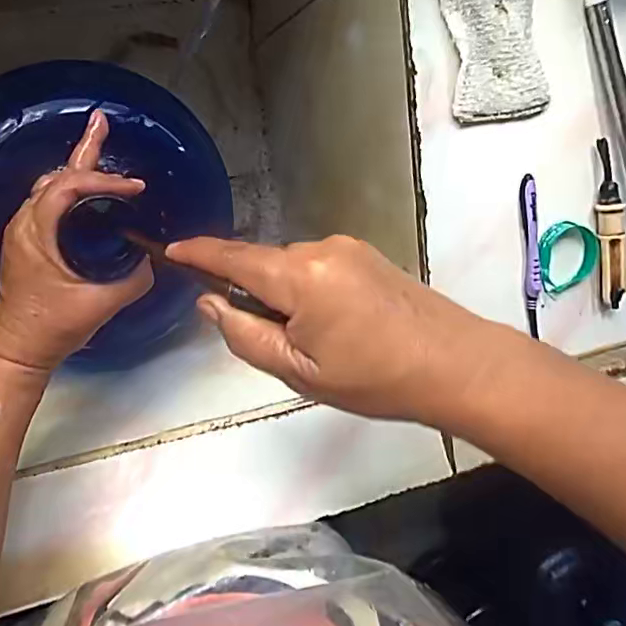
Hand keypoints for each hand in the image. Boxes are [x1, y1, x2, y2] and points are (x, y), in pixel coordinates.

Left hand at [0, 110, 153, 374]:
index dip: (104, 181)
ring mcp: (25, 232)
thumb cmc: (50, 328)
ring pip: (51, 185)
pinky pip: (50, 201)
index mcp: (37, 234)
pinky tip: (89, 187)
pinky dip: (72, 186)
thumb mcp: (103, 303)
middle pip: (57, 176)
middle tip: (101, 122)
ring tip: (98, 145)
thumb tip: (152, 259)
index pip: (69, 188)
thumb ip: (135, 278)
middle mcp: (25, 226)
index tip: (133, 188)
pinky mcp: (30, 242)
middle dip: (84, 149)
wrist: (20, 350)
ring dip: (78, 166)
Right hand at [164, 234, 516, 428]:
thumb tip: (210, 303)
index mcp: (300, 275)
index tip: (172, 250)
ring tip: (317, 343)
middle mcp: (322, 249)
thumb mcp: (299, 371)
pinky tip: (336, 326)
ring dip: (286, 295)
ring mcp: (349, 249)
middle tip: (274, 344)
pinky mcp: (368, 256)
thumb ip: (244, 334)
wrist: (453, 362)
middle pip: (266, 265)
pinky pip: (320, 267)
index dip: (200, 253)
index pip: (235, 257)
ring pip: (294, 268)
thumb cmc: (374, 377)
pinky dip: (309, 290)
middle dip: (254, 293)